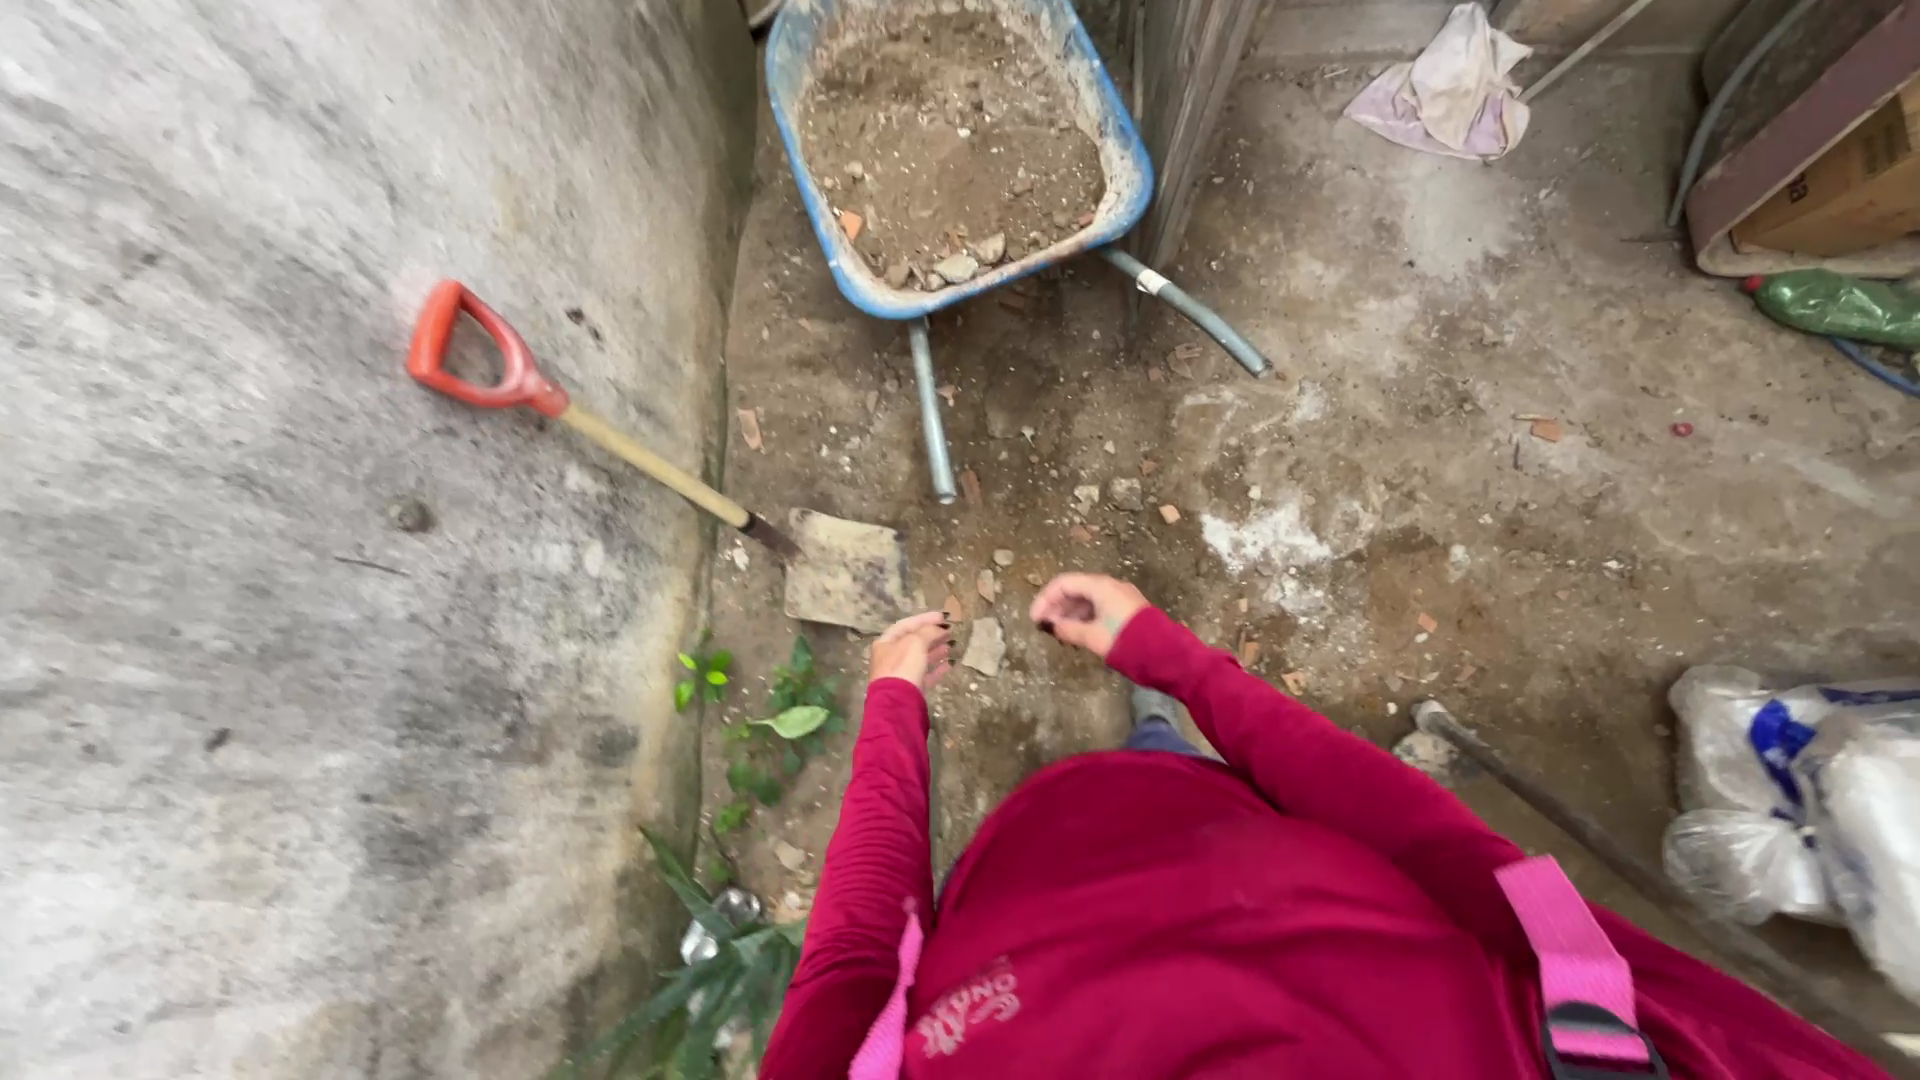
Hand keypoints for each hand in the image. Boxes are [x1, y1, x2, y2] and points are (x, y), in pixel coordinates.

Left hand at [868, 611, 953, 691]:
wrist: (897, 703)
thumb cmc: (903, 666)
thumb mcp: (915, 642)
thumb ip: (928, 631)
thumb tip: (940, 628)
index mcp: (886, 642)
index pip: (906, 625)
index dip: (925, 619)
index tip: (943, 617)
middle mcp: (891, 657)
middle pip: (914, 641)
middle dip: (932, 634)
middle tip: (950, 630)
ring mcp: (901, 673)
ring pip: (921, 657)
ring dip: (936, 649)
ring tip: (952, 644)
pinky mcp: (912, 688)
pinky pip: (926, 674)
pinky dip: (938, 667)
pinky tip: (951, 663)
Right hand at [1029, 573, 1149, 659]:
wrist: (1164, 653)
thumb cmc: (1124, 640)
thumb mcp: (1092, 637)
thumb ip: (1068, 629)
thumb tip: (1052, 626)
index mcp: (1100, 586)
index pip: (1064, 584)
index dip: (1045, 599)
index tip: (1035, 618)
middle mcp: (1110, 586)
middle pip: (1075, 589)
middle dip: (1056, 606)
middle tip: (1044, 626)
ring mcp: (1119, 597)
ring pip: (1087, 599)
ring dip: (1069, 613)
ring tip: (1058, 632)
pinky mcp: (1126, 609)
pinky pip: (1098, 607)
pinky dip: (1084, 617)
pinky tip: (1076, 632)